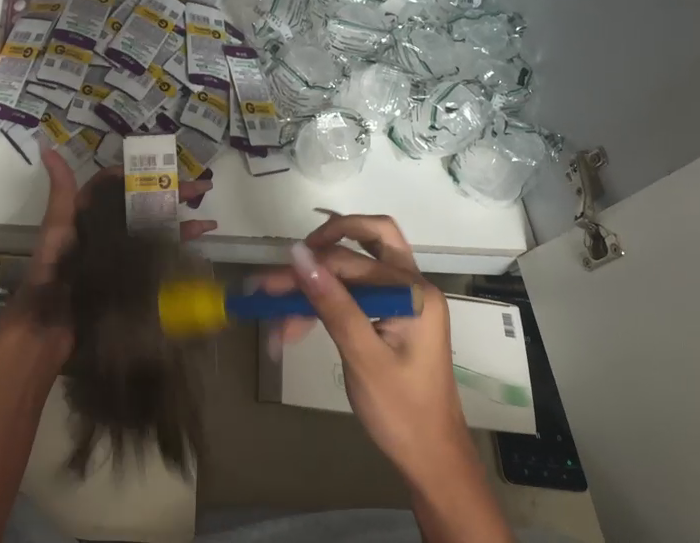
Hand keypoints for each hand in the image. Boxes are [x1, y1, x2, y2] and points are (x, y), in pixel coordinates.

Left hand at [28, 147, 216, 288]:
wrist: (49, 328)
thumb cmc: (51, 274)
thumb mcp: (56, 229)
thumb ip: (61, 192)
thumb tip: (47, 148)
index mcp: (86, 214)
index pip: (115, 184)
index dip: (138, 172)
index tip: (164, 165)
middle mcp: (106, 229)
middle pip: (142, 204)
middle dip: (171, 193)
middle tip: (202, 187)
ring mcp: (120, 253)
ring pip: (154, 227)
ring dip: (181, 219)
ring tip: (208, 215)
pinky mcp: (131, 276)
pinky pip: (158, 255)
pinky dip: (179, 246)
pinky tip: (200, 241)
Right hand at [253, 214, 467, 483]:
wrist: (432, 459)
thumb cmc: (402, 412)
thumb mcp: (363, 358)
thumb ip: (333, 303)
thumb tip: (299, 254)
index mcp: (414, 292)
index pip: (352, 261)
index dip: (308, 269)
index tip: (268, 285)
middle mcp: (412, 286)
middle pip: (367, 240)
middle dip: (323, 250)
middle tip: (288, 266)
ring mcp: (403, 300)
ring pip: (356, 267)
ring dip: (318, 282)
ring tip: (278, 310)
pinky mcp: (391, 316)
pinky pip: (355, 293)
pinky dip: (326, 302)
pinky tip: (296, 323)